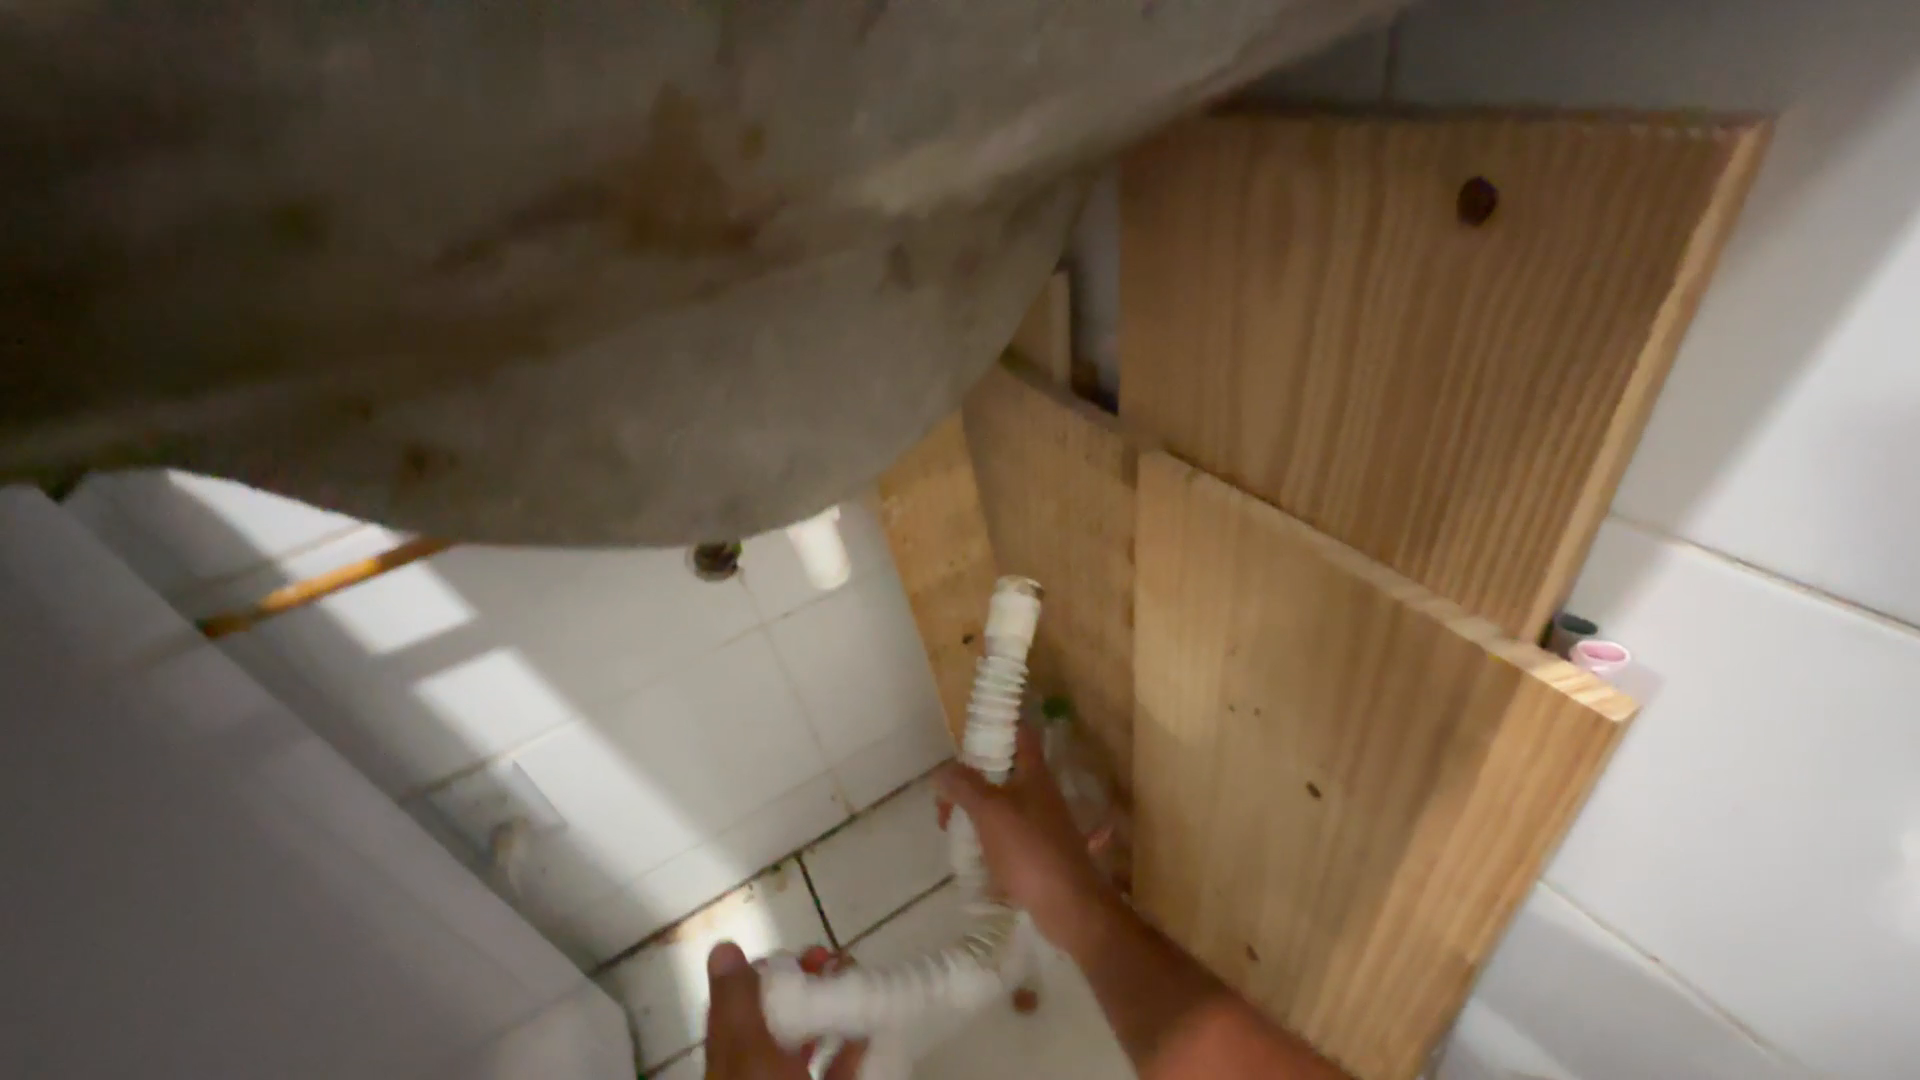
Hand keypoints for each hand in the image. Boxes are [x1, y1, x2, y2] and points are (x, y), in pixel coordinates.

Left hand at [704, 943, 866, 1078]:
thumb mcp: (748, 1057)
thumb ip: (737, 1003)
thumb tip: (723, 946)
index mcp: (730, 1064)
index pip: (739, 1006)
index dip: (767, 973)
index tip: (798, 954)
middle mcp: (756, 1076)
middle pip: (778, 1019)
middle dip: (806, 984)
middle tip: (833, 960)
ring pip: (808, 1042)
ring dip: (831, 1006)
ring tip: (854, 978)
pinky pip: (838, 1071)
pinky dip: (853, 1046)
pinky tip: (870, 1024)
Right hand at [935, 725, 1122, 957]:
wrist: (1068, 904)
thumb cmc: (1029, 849)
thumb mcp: (990, 811)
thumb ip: (964, 787)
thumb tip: (942, 771)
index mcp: (1034, 773)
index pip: (1020, 734)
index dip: (998, 727)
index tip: (968, 736)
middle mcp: (1040, 792)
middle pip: (1004, 771)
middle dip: (972, 779)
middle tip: (946, 798)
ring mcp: (1041, 822)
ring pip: (1002, 803)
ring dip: (976, 809)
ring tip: (950, 826)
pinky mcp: (1038, 850)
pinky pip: (1006, 832)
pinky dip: (987, 835)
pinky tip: (971, 851)